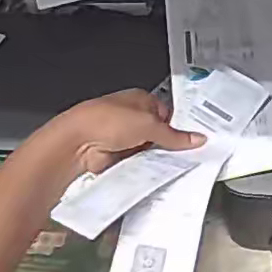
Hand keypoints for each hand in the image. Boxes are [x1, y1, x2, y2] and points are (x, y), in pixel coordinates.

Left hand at [36, 89, 206, 176]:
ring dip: (156, 158)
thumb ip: (174, 135)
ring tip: (166, 162)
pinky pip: (139, 164)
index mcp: (140, 100)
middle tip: (183, 154)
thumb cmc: (103, 120)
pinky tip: (151, 171)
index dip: (180, 127)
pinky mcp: (119, 157)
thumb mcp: (148, 124)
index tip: (193, 140)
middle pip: (160, 134)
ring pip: (151, 151)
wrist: (76, 143)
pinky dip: (145, 168)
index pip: (168, 114)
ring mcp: (125, 139)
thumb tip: (195, 138)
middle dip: (169, 145)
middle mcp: (132, 118)